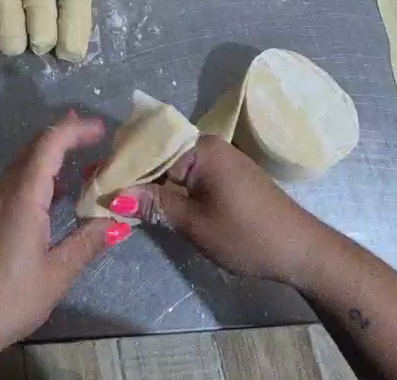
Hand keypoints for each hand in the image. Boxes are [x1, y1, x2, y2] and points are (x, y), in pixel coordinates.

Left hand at [0, 112, 121, 361]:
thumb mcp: (56, 274)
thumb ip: (87, 242)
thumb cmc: (9, 298)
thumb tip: (117, 221)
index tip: (101, 128)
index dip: (75, 129)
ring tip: (79, 157)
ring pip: (22, 164)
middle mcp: (2, 189)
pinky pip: (13, 181)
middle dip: (64, 135)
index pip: (49, 144)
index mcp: (21, 195)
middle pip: (34, 147)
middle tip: (94, 133)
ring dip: (50, 156)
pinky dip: (36, 175)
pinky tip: (52, 191)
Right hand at [120, 135, 334, 287]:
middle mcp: (208, 144)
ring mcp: (219, 159)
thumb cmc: (247, 235)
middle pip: (159, 153)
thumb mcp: (194, 223)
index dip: (120, 167)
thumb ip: (154, 205)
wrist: (303, 251)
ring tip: (117, 195)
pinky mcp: (225, 175)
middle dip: (131, 171)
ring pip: (172, 164)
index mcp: (200, 148)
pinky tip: (151, 200)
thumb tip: (113, 194)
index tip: (93, 180)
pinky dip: (168, 185)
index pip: (149, 150)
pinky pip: (187, 172)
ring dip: (148, 181)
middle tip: (99, 188)